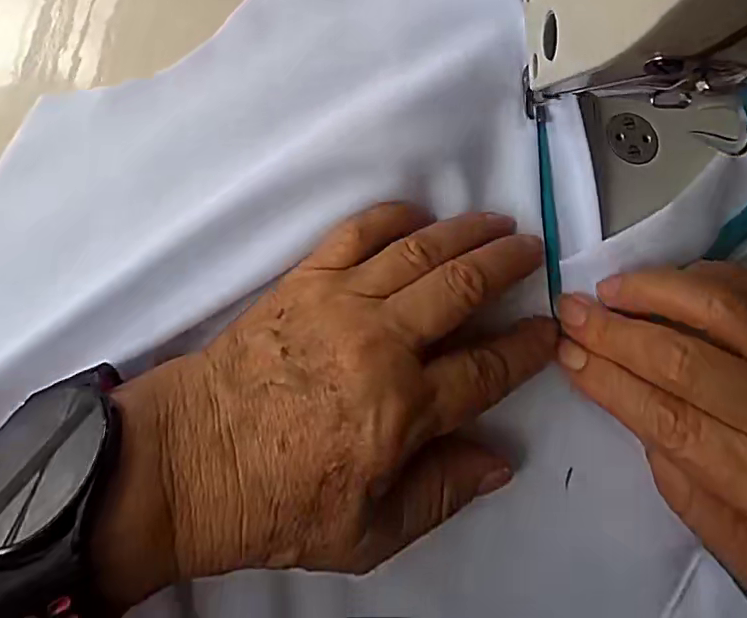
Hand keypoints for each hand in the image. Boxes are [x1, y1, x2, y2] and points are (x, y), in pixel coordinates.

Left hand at [104, 203, 556, 591]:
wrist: (197, 452)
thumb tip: (499, 457)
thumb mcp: (370, 535)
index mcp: (404, 409)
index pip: (487, 368)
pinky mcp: (303, 279)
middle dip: (506, 264)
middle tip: (532, 250)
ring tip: (494, 222)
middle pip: (461, 288)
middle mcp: (380, 342)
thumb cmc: (280, 501)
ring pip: (416, 252)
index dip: (526, 345)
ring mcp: (339, 302)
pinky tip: (415, 212)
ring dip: (462, 232)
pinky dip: (390, 216)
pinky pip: (354, 234)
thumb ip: (441, 493)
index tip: (548, 328)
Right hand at [555, 262, 746, 617]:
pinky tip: (665, 281)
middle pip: (687, 358)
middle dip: (614, 329)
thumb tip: (632, 410)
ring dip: (654, 289)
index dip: (608, 380)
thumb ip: (688, 493)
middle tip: (568, 310)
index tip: (565, 352)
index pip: (673, 420)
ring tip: (607, 288)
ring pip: (724, 308)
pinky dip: (702, 275)